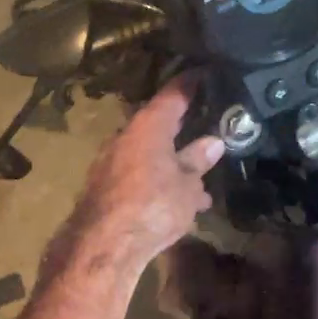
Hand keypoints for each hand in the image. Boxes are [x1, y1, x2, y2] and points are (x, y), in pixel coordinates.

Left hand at [46, 79, 224, 282]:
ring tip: (198, 185)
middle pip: (157, 126)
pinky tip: (174, 204)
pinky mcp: (104, 188)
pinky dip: (157, 184)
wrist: (105, 244)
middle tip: (204, 131)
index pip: (173, 94)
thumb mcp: (187, 186)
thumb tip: (213, 143)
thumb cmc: (153, 206)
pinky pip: (137, 177)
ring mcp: (110, 162)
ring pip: (148, 156)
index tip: (204, 74)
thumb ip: (198, 162)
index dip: (190, 84)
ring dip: (171, 166)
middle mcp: (125, 137)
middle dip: (180, 131)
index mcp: (149, 126)